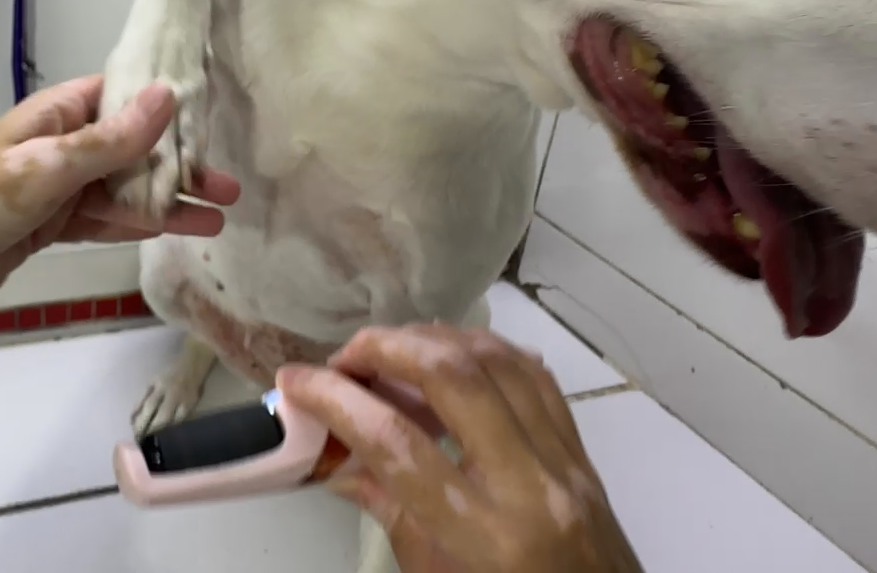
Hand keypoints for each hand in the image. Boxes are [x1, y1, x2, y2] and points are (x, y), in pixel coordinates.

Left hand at [0, 75, 239, 309]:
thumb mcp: (47, 166)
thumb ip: (108, 139)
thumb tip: (166, 93)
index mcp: (53, 115)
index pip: (117, 96)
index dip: (161, 105)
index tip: (207, 117)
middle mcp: (59, 145)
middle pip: (127, 147)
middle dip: (174, 164)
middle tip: (228, 185)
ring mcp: (56, 187)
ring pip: (121, 188)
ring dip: (164, 201)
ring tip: (217, 217)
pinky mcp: (52, 223)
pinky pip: (103, 219)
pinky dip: (135, 224)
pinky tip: (172, 229)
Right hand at [279, 326, 641, 572]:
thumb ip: (381, 503)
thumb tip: (326, 446)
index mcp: (487, 537)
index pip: (394, 442)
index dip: (333, 399)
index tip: (293, 380)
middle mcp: (531, 489)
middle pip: (450, 375)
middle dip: (382, 348)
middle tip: (346, 360)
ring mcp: (565, 464)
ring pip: (492, 357)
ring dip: (427, 338)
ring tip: (390, 354)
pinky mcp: (582, 452)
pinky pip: (530, 370)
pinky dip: (479, 348)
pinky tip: (445, 354)